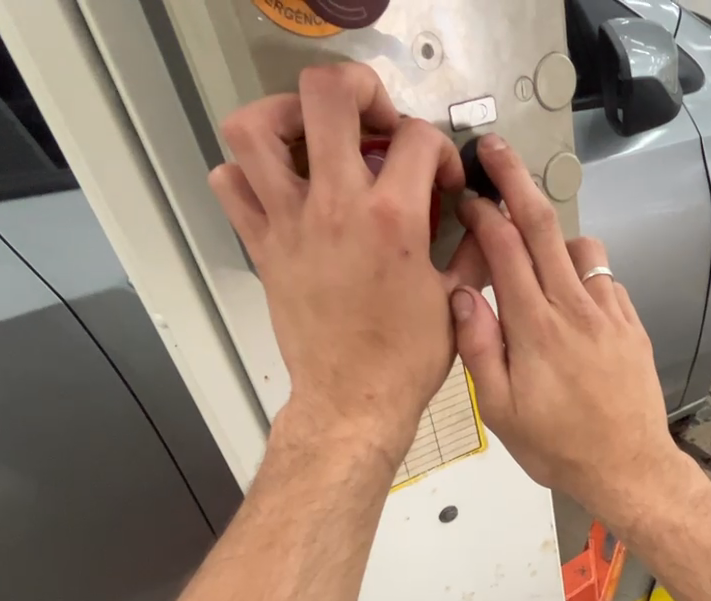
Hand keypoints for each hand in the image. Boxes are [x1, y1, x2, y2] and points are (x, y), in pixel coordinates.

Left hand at [208, 64, 470, 463]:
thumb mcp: (455, 300)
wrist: (355, 400)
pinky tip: (281, 188)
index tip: (442, 179)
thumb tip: (480, 218)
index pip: (418, 138)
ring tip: (313, 138)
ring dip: (285, 117)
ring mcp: (291, 223)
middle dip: (358, 90)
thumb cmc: (408, 359)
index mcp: (393, 220)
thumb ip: (470, 249)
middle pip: (327, 96)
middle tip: (373, 121)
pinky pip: (230, 184)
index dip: (439, 148)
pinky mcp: (263, 246)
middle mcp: (336, 207)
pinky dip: (247, 174)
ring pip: (256, 128)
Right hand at [449, 136, 692, 521]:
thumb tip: (461, 293)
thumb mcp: (500, 411)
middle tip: (496, 149)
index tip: (465, 193)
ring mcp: (609, 314)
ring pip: (581, 248)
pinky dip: (585, 272)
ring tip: (536, 250)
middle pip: (542, 226)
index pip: (503, 247)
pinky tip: (574, 294)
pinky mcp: (632, 326)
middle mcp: (574, 307)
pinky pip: (607, 279)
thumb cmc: (557, 447)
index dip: (481, 211)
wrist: (629, 467)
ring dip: (554, 235)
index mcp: (534, 326)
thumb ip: (478, 347)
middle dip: (516, 180)